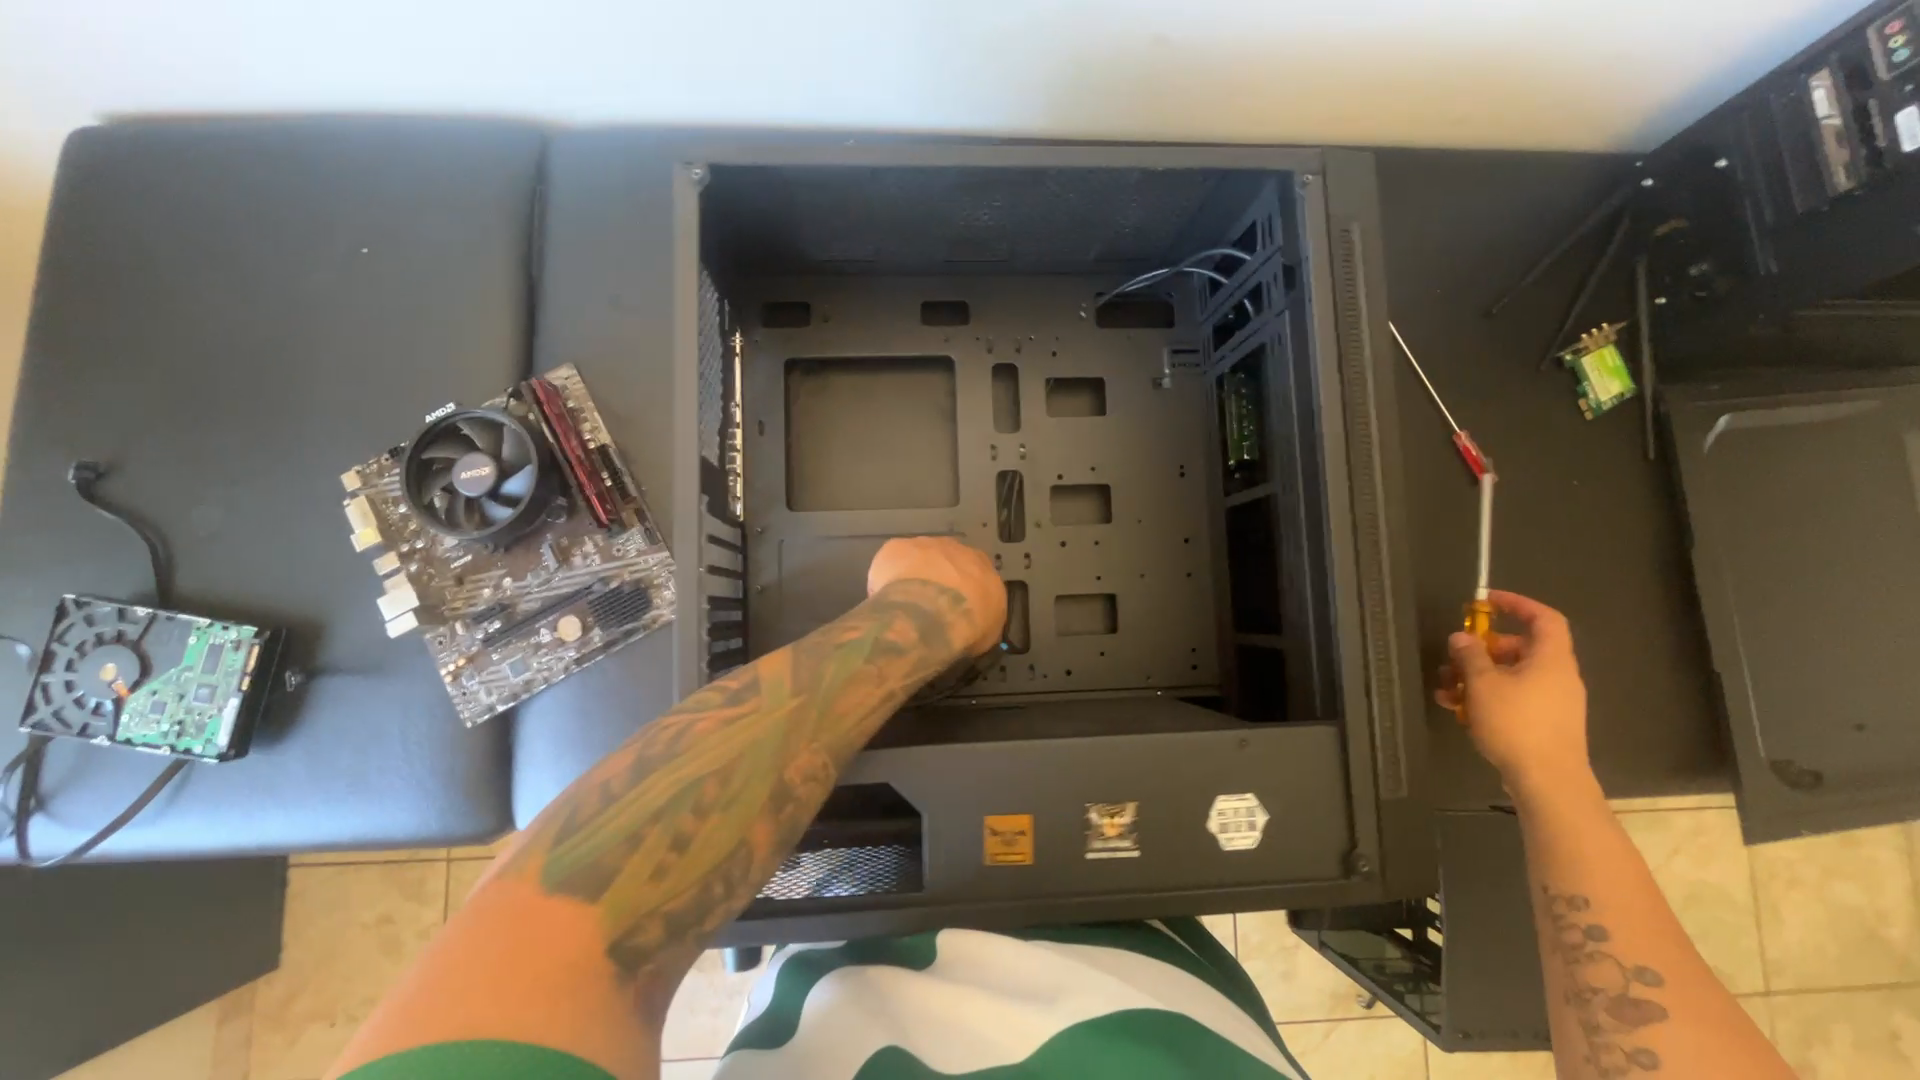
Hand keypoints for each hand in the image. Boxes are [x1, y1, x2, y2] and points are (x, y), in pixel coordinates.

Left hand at [867, 537, 1007, 656]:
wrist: (933, 612)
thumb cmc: (968, 623)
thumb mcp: (989, 631)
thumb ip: (983, 620)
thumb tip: (975, 627)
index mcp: (982, 566)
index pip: (974, 572)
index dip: (963, 590)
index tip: (955, 607)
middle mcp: (955, 548)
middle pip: (945, 561)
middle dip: (937, 580)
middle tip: (928, 606)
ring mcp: (923, 544)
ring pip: (917, 558)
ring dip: (912, 577)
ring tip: (905, 605)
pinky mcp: (896, 547)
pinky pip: (890, 561)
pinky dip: (886, 576)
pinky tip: (885, 597)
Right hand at [1435, 590, 1592, 797]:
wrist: (1548, 780)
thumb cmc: (1517, 724)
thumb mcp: (1483, 685)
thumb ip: (1470, 656)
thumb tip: (1462, 637)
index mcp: (1551, 659)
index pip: (1544, 618)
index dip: (1518, 604)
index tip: (1487, 602)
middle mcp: (1557, 676)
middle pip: (1521, 649)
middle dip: (1483, 648)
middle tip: (1455, 654)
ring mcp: (1553, 702)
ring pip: (1512, 676)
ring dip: (1477, 676)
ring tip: (1445, 687)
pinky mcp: (1544, 724)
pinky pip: (1513, 699)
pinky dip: (1487, 698)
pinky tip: (1458, 709)